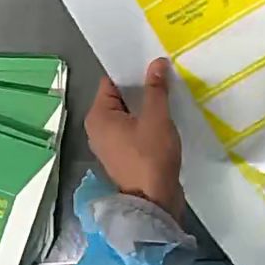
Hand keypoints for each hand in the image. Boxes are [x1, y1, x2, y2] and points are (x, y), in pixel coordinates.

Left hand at [86, 58, 184, 219]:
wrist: (153, 201)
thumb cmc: (150, 157)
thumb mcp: (156, 118)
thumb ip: (155, 89)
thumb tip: (156, 63)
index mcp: (98, 116)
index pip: (110, 82)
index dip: (130, 71)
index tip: (151, 63)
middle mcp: (97, 128)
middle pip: (118, 98)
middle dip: (139, 88)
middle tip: (164, 76)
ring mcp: (108, 143)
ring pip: (127, 115)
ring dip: (144, 106)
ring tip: (167, 93)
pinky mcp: (121, 155)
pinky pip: (131, 130)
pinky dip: (144, 123)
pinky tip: (163, 117)